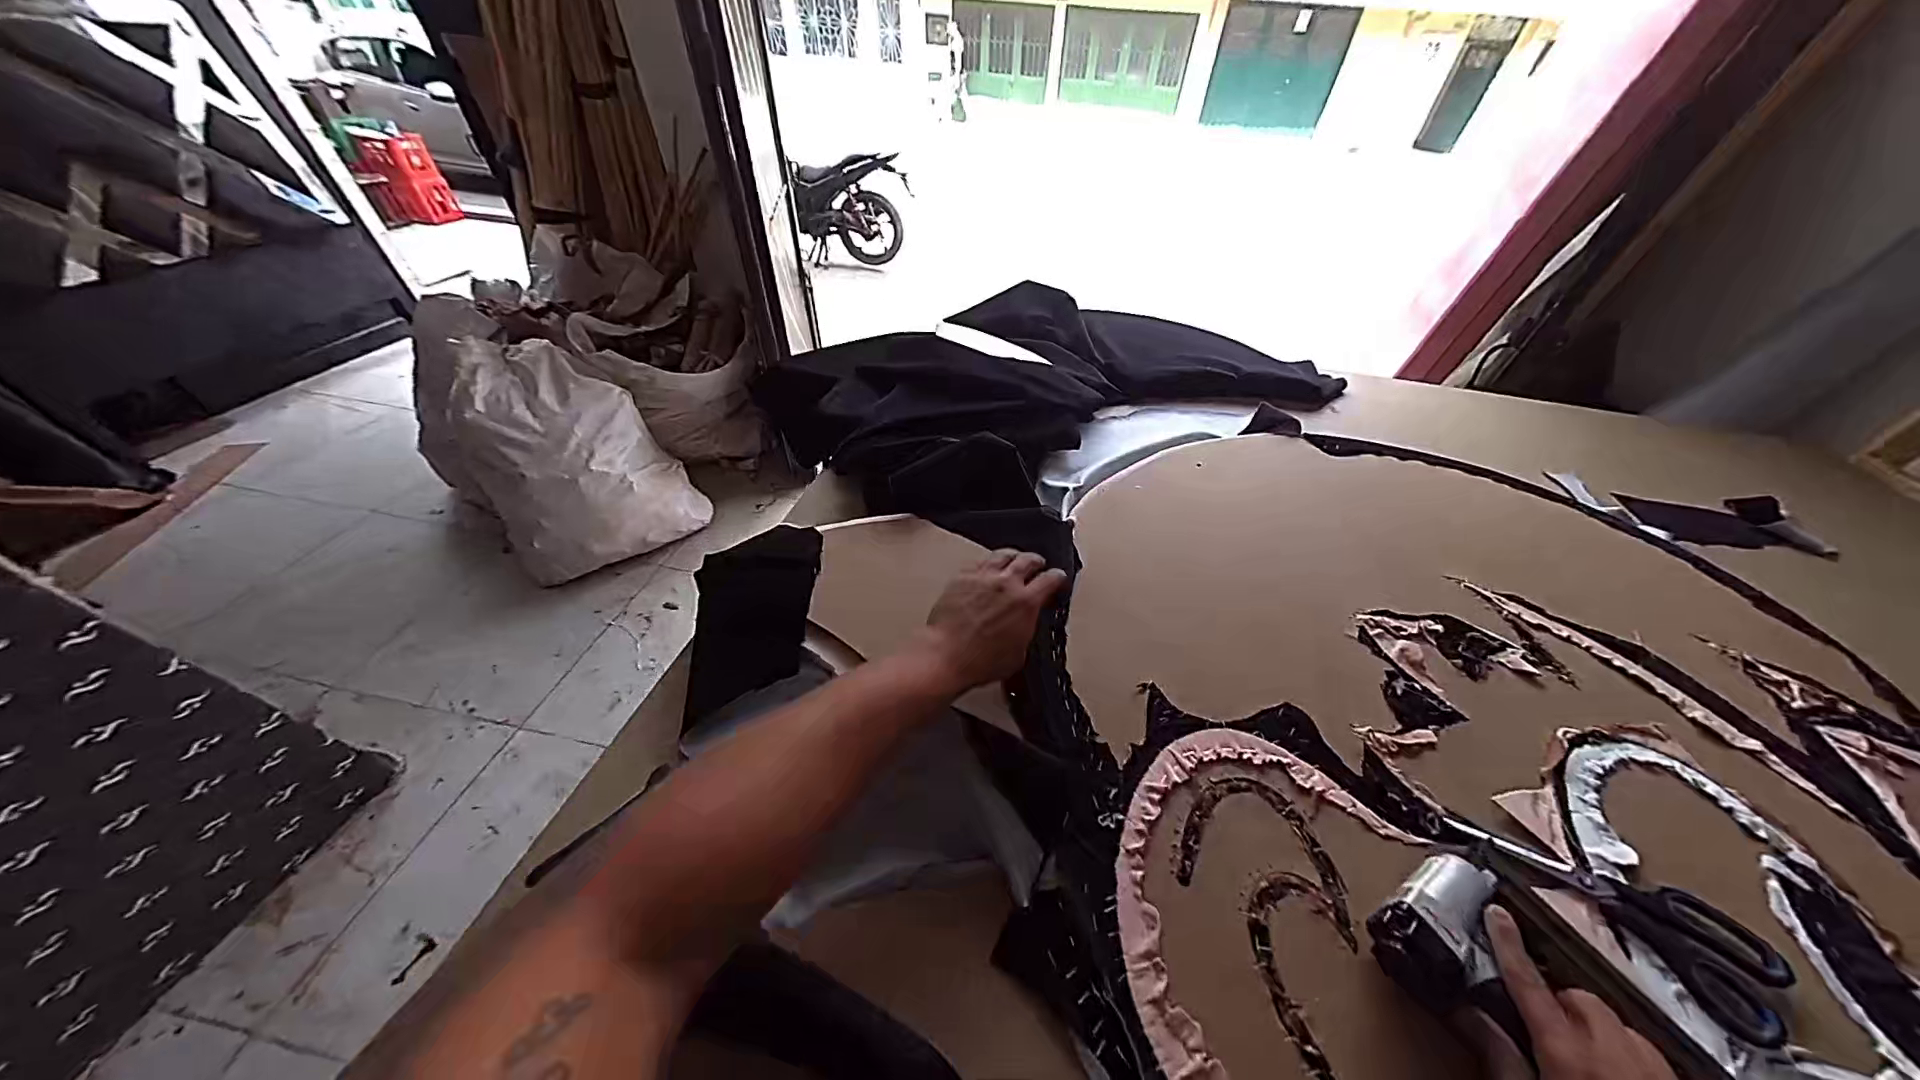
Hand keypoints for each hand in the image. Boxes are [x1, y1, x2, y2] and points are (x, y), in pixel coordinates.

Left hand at [905, 549, 1067, 694]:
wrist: (947, 655)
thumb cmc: (980, 661)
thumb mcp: (1019, 654)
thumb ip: (1026, 631)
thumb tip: (1024, 626)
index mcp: (1026, 603)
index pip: (1051, 579)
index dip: (1058, 578)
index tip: (1059, 579)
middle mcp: (1007, 584)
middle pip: (1028, 559)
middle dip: (1037, 561)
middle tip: (1038, 564)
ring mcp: (983, 577)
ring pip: (1003, 554)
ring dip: (1013, 556)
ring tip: (1014, 559)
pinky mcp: (962, 577)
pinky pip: (979, 562)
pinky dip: (988, 563)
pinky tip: (987, 568)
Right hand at [1458, 906, 1676, 1079]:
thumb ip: (1499, 1056)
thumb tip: (1469, 1014)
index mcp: (1565, 1050)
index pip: (1526, 980)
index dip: (1507, 943)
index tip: (1497, 914)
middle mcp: (1613, 1052)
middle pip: (1577, 998)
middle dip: (1557, 1002)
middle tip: (1541, 1027)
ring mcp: (1654, 1071)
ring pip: (1618, 1024)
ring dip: (1594, 1029)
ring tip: (1582, 1059)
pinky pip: (1649, 1054)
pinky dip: (1626, 1055)